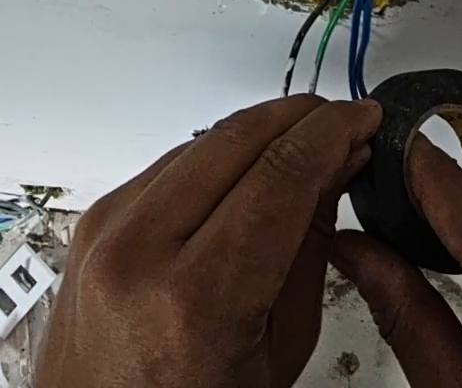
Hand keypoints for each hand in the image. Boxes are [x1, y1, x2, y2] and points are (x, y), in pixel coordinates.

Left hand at [37, 95, 382, 387]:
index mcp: (194, 303)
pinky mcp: (99, 217)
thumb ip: (313, 242)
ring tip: (305, 147)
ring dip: (264, 130)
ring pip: (207, 138)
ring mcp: (109, 230)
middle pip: (239, 137)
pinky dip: (223, 154)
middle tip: (343, 120)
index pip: (281, 174)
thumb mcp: (281, 346)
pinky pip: (175, 160)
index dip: (332, 130)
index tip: (362, 116)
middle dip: (302, 116)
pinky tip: (252, 167)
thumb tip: (339, 161)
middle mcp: (138, 254)